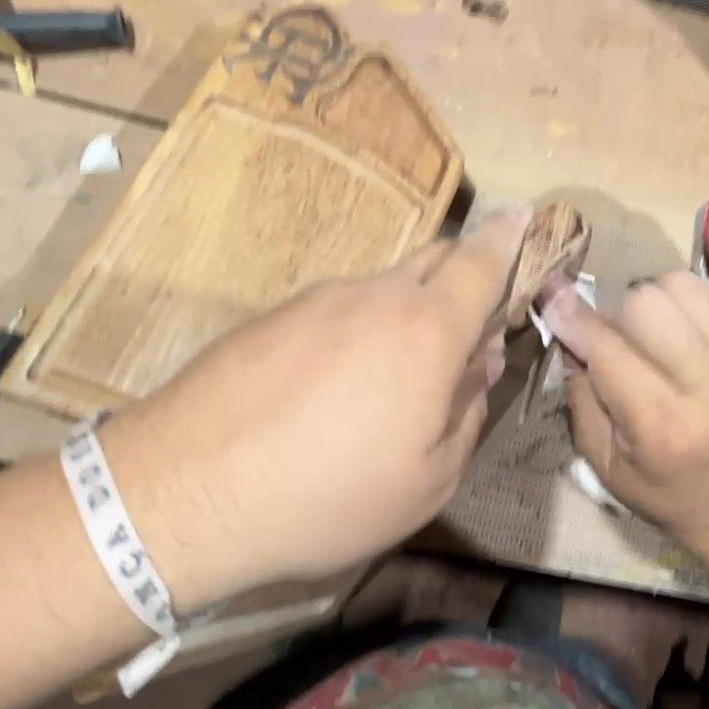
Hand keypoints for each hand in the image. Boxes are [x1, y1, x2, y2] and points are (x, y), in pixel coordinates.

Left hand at [100, 205, 531, 606]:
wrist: (180, 492)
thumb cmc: (326, 494)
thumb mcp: (428, 480)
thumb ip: (468, 412)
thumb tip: (479, 366)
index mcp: (428, 329)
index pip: (483, 261)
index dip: (512, 235)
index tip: (528, 213)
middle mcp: (378, 296)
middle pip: (437, 257)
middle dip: (467, 271)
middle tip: (472, 322)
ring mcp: (319, 299)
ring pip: (387, 286)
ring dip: (410, 310)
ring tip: (394, 376)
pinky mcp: (274, 316)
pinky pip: (339, 308)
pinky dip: (360, 329)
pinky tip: (334, 387)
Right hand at [540, 272, 708, 553]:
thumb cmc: (664, 486)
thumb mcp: (604, 461)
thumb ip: (580, 394)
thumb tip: (564, 326)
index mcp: (662, 423)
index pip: (608, 348)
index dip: (572, 318)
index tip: (551, 299)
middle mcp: (706, 383)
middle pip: (644, 302)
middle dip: (616, 312)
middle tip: (615, 336)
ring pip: (677, 285)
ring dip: (650, 298)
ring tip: (647, 329)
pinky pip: (708, 288)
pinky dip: (683, 297)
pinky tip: (678, 324)